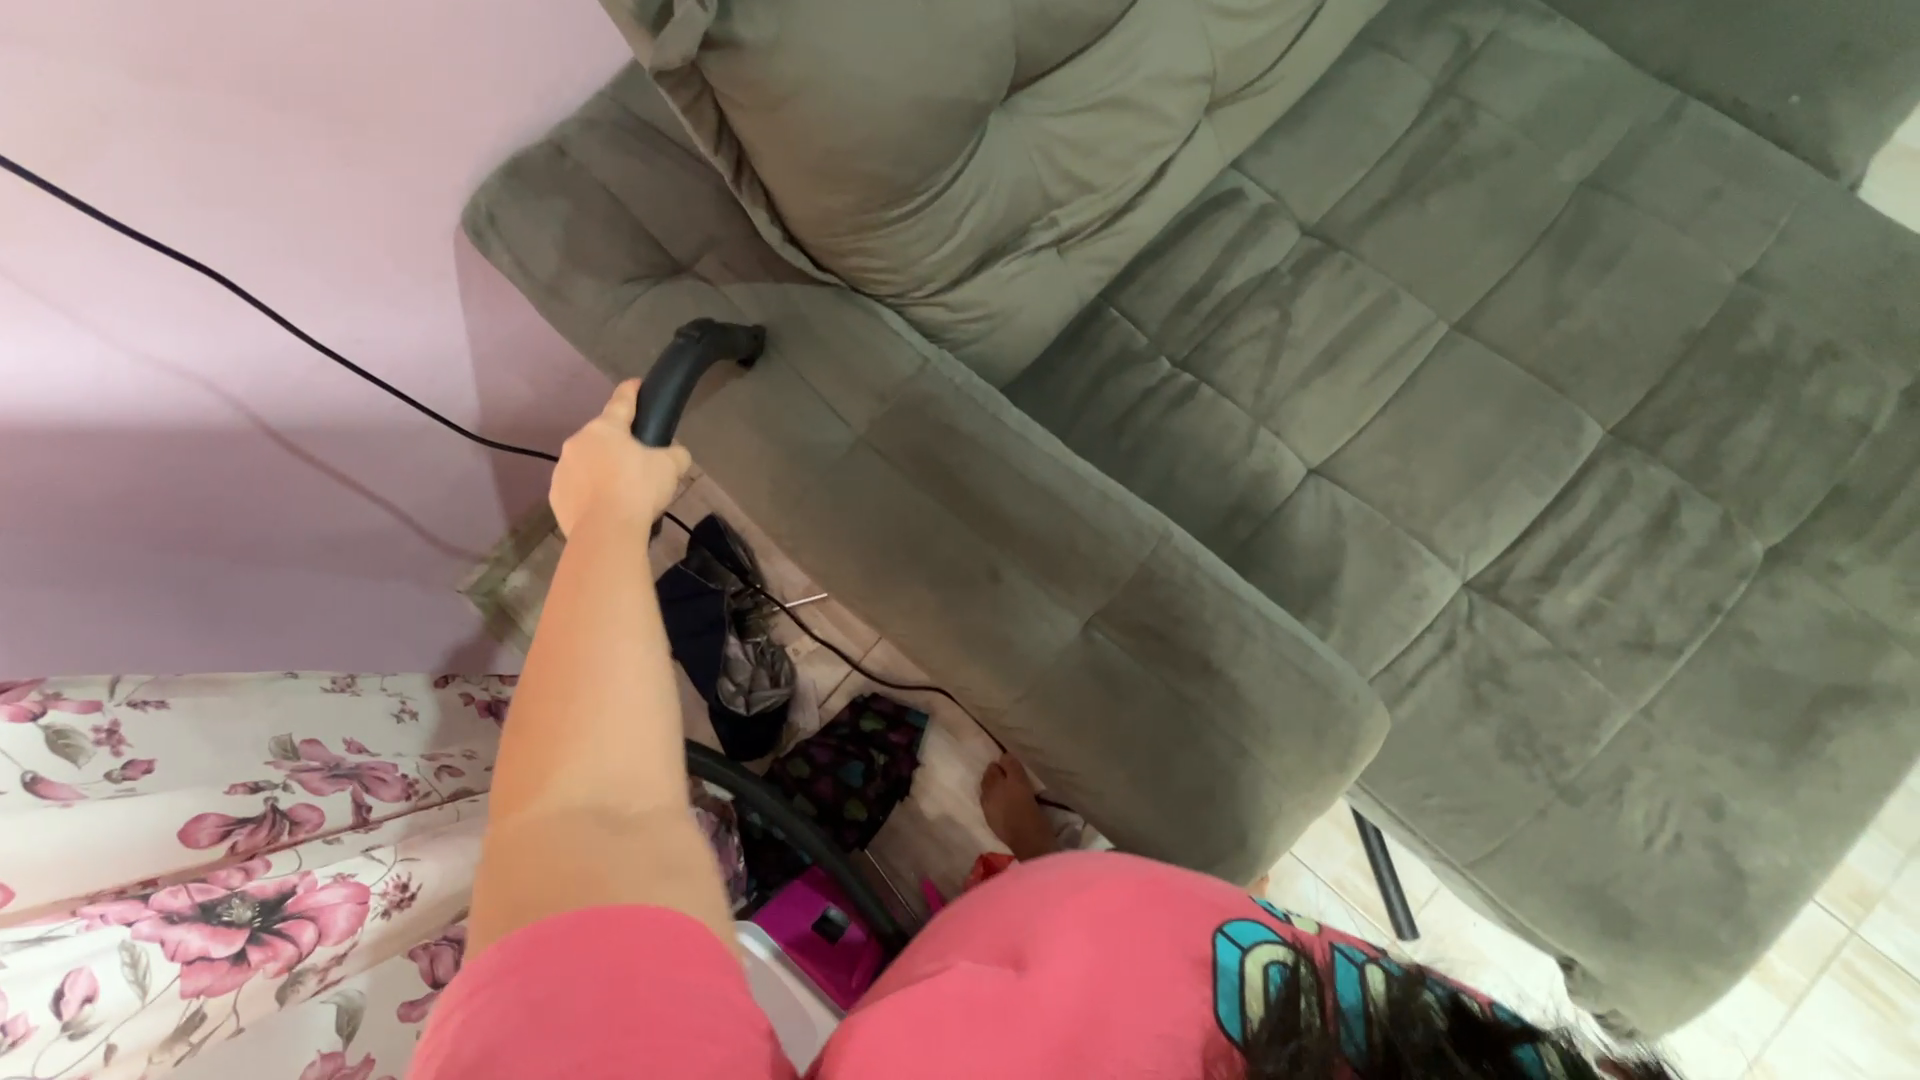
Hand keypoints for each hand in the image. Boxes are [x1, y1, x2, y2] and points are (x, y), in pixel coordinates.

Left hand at [549, 379, 692, 536]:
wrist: (606, 531)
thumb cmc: (638, 489)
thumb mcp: (671, 467)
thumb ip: (676, 454)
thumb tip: (674, 453)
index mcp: (606, 428)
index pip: (621, 402)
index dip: (632, 391)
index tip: (636, 384)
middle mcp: (579, 442)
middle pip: (603, 437)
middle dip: (619, 445)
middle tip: (639, 463)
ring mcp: (562, 469)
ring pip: (588, 463)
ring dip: (602, 470)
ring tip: (622, 493)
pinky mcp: (556, 495)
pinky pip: (578, 487)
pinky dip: (591, 493)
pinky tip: (606, 508)